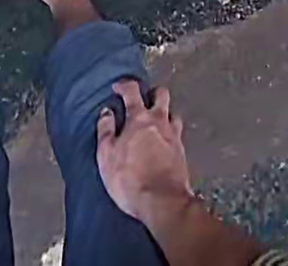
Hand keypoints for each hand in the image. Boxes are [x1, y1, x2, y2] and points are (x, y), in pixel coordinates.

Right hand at [98, 81, 266, 264]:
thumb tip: (106, 112)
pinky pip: (178, 134)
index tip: (117, 87)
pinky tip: (166, 143)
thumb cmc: (130, 179)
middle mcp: (159, 121)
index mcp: (139, 117)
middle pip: (161, 93)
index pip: (132, 90)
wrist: (163, 203)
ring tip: (157, 121)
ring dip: (165, 113)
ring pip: (173, 113)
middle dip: (152, 92)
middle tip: (144, 99)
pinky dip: (171, 134)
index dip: (124, 84)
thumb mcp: (107, 156)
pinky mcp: (182, 153)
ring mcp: (174, 136)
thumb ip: (105, 130)